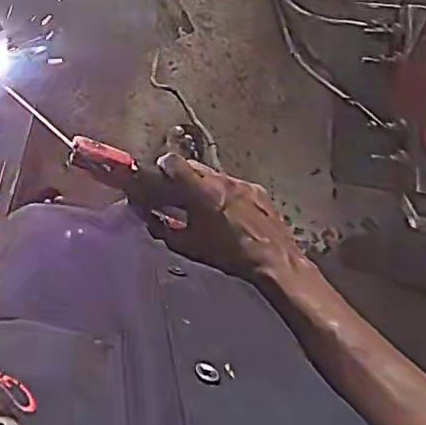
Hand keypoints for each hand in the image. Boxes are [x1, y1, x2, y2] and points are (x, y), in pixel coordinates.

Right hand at [136, 153, 309, 284]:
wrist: (276, 262)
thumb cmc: (230, 256)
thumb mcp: (189, 246)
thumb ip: (163, 228)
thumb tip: (149, 217)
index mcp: (201, 191)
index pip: (172, 161)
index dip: (162, 166)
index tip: (159, 175)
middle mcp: (221, 180)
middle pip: (193, 166)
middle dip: (183, 177)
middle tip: (179, 194)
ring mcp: (241, 183)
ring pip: (214, 176)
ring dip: (205, 187)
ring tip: (207, 208)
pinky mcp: (257, 190)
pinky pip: (234, 185)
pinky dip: (227, 195)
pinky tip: (230, 214)